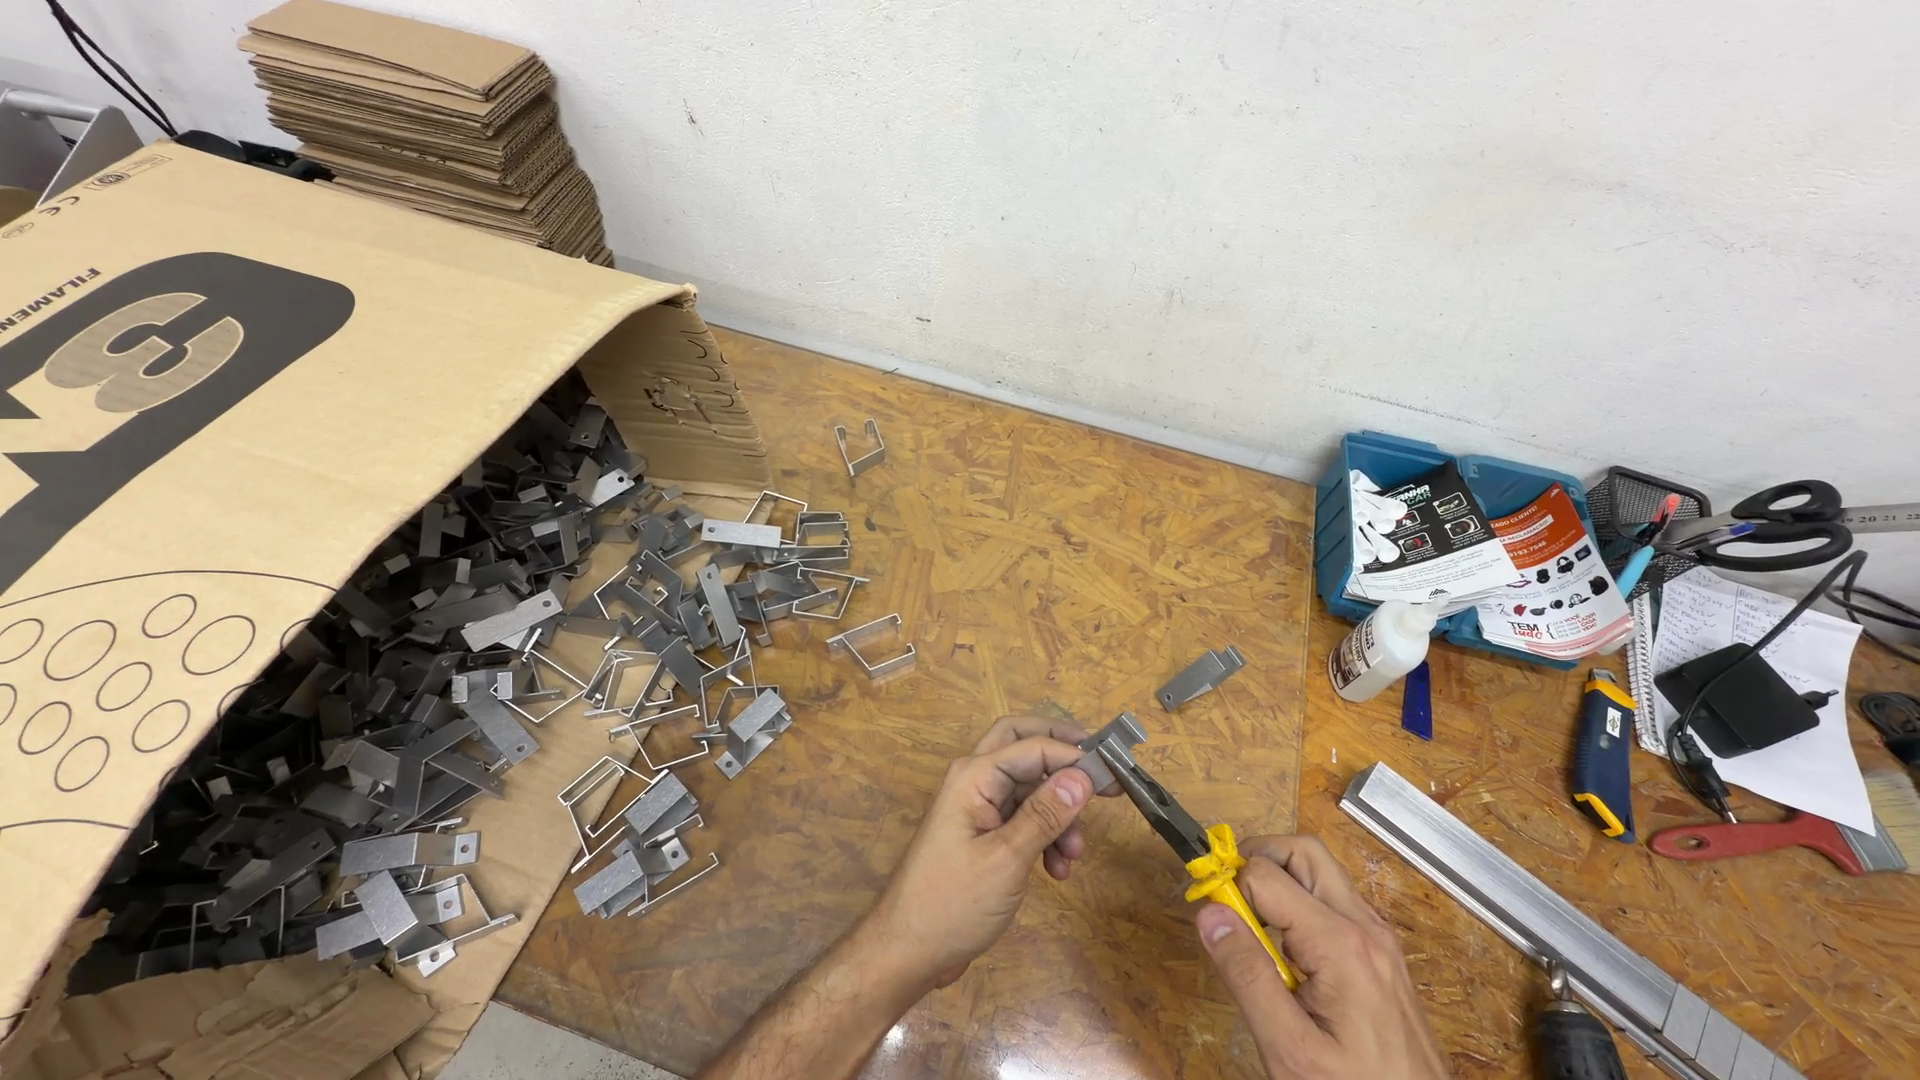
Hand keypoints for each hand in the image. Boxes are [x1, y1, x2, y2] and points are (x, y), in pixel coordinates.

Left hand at [862, 715, 1097, 987]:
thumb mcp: (1007, 858)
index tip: (1115, 774)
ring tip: (1076, 854)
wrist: (909, 951)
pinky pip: (1023, 819)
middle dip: (1064, 758)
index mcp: (974, 775)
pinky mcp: (984, 835)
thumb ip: (1045, 814)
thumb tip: (1083, 775)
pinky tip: (1058, 870)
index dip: (1075, 754)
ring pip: (1029, 788)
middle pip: (1025, 747)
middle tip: (1102, 775)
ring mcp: (978, 808)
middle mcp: (975, 780)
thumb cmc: (952, 902)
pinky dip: (1046, 836)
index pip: (1034, 745)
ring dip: (1059, 812)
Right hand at [1196, 835, 1448, 1079]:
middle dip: (1257, 859)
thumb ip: (1247, 976)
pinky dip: (1299, 904)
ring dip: (1278, 880)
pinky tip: (1283, 951)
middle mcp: (1365, 928)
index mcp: (1341, 945)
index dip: (1229, 887)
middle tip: (1227, 897)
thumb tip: (1209, 913)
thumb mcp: (1288, 1047)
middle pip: (1302, 852)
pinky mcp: (1380, 954)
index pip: (1266, 875)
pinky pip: (1333, 902)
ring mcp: (1377, 939)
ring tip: (1251, 927)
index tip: (1210, 915)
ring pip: (1319, 872)